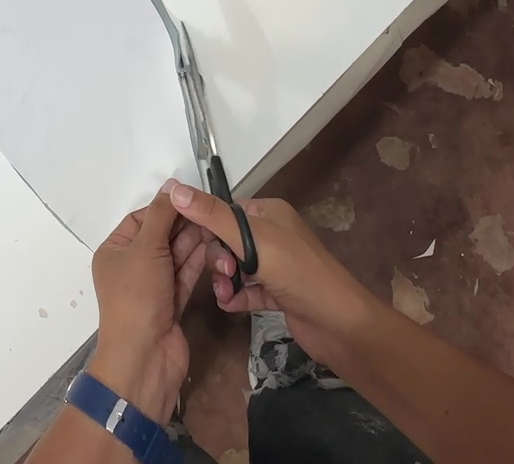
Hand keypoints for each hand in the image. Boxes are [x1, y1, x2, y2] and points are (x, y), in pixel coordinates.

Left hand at [86, 179, 210, 419]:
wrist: (145, 359)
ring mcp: (152, 287)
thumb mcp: (146, 248)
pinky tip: (212, 245)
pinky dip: (196, 262)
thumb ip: (161, 215)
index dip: (163, 208)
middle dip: (182, 224)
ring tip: (215, 224)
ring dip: (193, 241)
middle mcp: (131, 267)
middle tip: (209, 209)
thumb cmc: (137, 297)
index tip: (190, 197)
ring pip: (174, 256)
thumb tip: (171, 186)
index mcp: (114, 251)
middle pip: (159, 236)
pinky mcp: (171, 303)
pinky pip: (184, 276)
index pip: (140, 219)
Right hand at [166, 182, 378, 371]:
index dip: (205, 226)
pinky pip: (248, 289)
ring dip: (225, 280)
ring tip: (227, 294)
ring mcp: (276, 265)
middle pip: (227, 240)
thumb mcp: (252, 240)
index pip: (225, 211)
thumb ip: (213, 216)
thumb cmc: (297, 271)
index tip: (190, 244)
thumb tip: (175, 189)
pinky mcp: (278, 292)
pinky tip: (230, 305)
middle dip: (218, 258)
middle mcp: (272, 235)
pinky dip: (237, 295)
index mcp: (268, 213)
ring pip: (236, 267)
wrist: (338, 324)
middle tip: (224, 272)